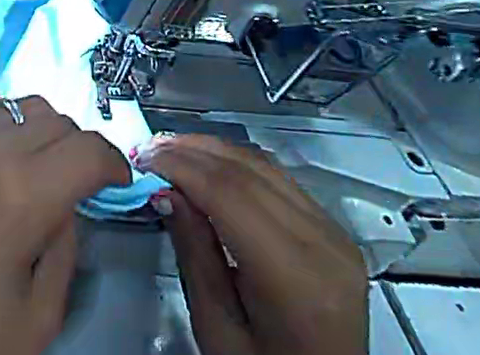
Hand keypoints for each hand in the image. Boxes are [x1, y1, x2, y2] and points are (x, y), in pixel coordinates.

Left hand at [0, 95, 129, 354]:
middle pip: (63, 121)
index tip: (120, 184)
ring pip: (31, 104)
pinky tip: (11, 156)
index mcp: (23, 193)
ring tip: (45, 167)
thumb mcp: (36, 314)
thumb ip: (68, 246)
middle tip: (81, 184)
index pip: (91, 150)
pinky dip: (16, 122)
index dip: (115, 164)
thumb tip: (70, 203)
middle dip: (83, 149)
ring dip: (49, 130)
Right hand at [139, 133, 368, 354]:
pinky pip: (280, 180)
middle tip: (150, 147)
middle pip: (248, 173)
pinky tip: (210, 162)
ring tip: (172, 148)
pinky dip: (239, 164)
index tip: (144, 157)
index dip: (183, 166)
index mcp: (296, 278)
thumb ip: (196, 256)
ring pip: (265, 166)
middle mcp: (323, 243)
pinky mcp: (333, 229)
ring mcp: (334, 233)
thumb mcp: (219, 332)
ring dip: (214, 151)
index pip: (230, 195)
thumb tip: (168, 192)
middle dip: (193, 152)